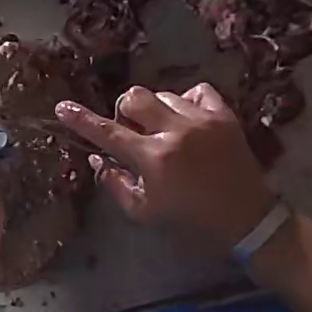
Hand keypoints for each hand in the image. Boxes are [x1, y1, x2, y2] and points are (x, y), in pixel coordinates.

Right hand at [56, 83, 276, 253]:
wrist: (248, 220)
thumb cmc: (189, 219)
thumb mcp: (142, 211)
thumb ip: (114, 183)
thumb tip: (96, 158)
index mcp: (152, 158)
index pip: (107, 132)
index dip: (80, 119)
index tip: (63, 107)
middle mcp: (175, 132)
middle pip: (133, 97)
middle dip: (125, 111)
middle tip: (132, 131)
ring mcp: (202, 121)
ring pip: (162, 94)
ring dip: (154, 109)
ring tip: (162, 129)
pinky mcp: (225, 117)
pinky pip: (196, 91)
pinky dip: (185, 101)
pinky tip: (185, 118)